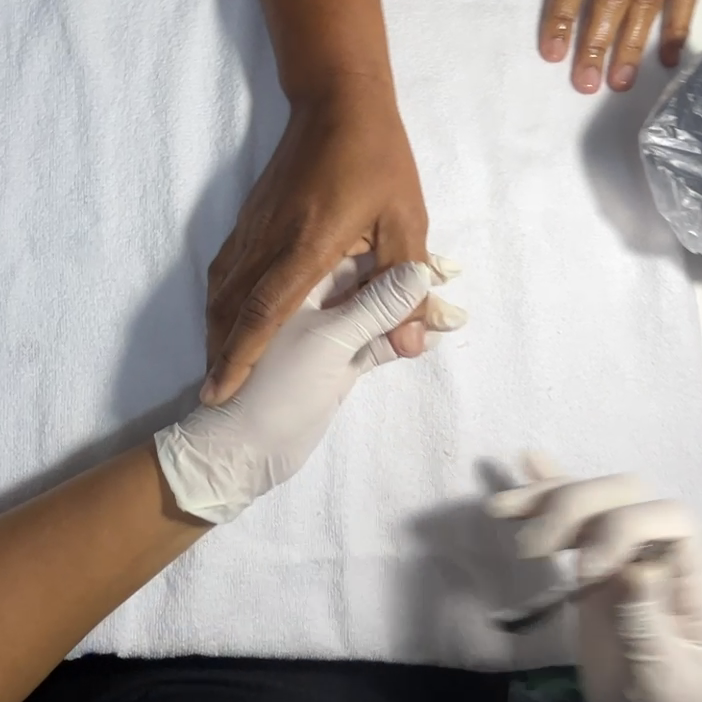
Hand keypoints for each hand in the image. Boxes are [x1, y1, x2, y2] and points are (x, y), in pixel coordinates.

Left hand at [159, 259, 456, 523]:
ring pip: (373, 316)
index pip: (353, 256)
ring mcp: (324, 335)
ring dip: (408, 315)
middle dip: (408, 284)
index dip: (394, 253)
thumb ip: (376, 305)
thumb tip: (421, 270)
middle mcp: (311, 302)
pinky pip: (372, 345)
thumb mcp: (330, 338)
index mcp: (298, 283)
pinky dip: (397, 341)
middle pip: (367, 284)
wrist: (247, 448)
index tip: (435, 253)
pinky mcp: (335, 366)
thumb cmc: (279, 384)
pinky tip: (429, 338)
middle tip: (453, 278)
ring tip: (453, 313)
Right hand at [204, 81, 435, 404]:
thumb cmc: (378, 159)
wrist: (337, 101)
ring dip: (214, 329)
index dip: (242, 355)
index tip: (221, 390)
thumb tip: (409, 344)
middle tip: (213, 392)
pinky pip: (225, 267)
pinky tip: (225, 317)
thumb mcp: (405, 218)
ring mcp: (252, 226)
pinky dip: (219, 300)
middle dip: (219, 353)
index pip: (265, 309)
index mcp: (310, 243)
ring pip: (221, 286)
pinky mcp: (248, 216)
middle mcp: (270, 239)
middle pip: (230, 305)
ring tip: (216, 364)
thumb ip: (402, 285)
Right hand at [488, 453, 701, 701]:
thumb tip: (632, 566)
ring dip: (547, 497)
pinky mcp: (591, 564)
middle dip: (573, 506)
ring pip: (591, 499)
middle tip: (532, 548)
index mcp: (694, 582)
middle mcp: (660, 555)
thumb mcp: (665, 683)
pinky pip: (572, 520)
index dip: (623, 527)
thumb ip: (648, 623)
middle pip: (623, 495)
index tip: (585, 570)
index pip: (668, 518)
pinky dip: (547, 492)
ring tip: (502, 510)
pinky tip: (524, 466)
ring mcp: (623, 555)